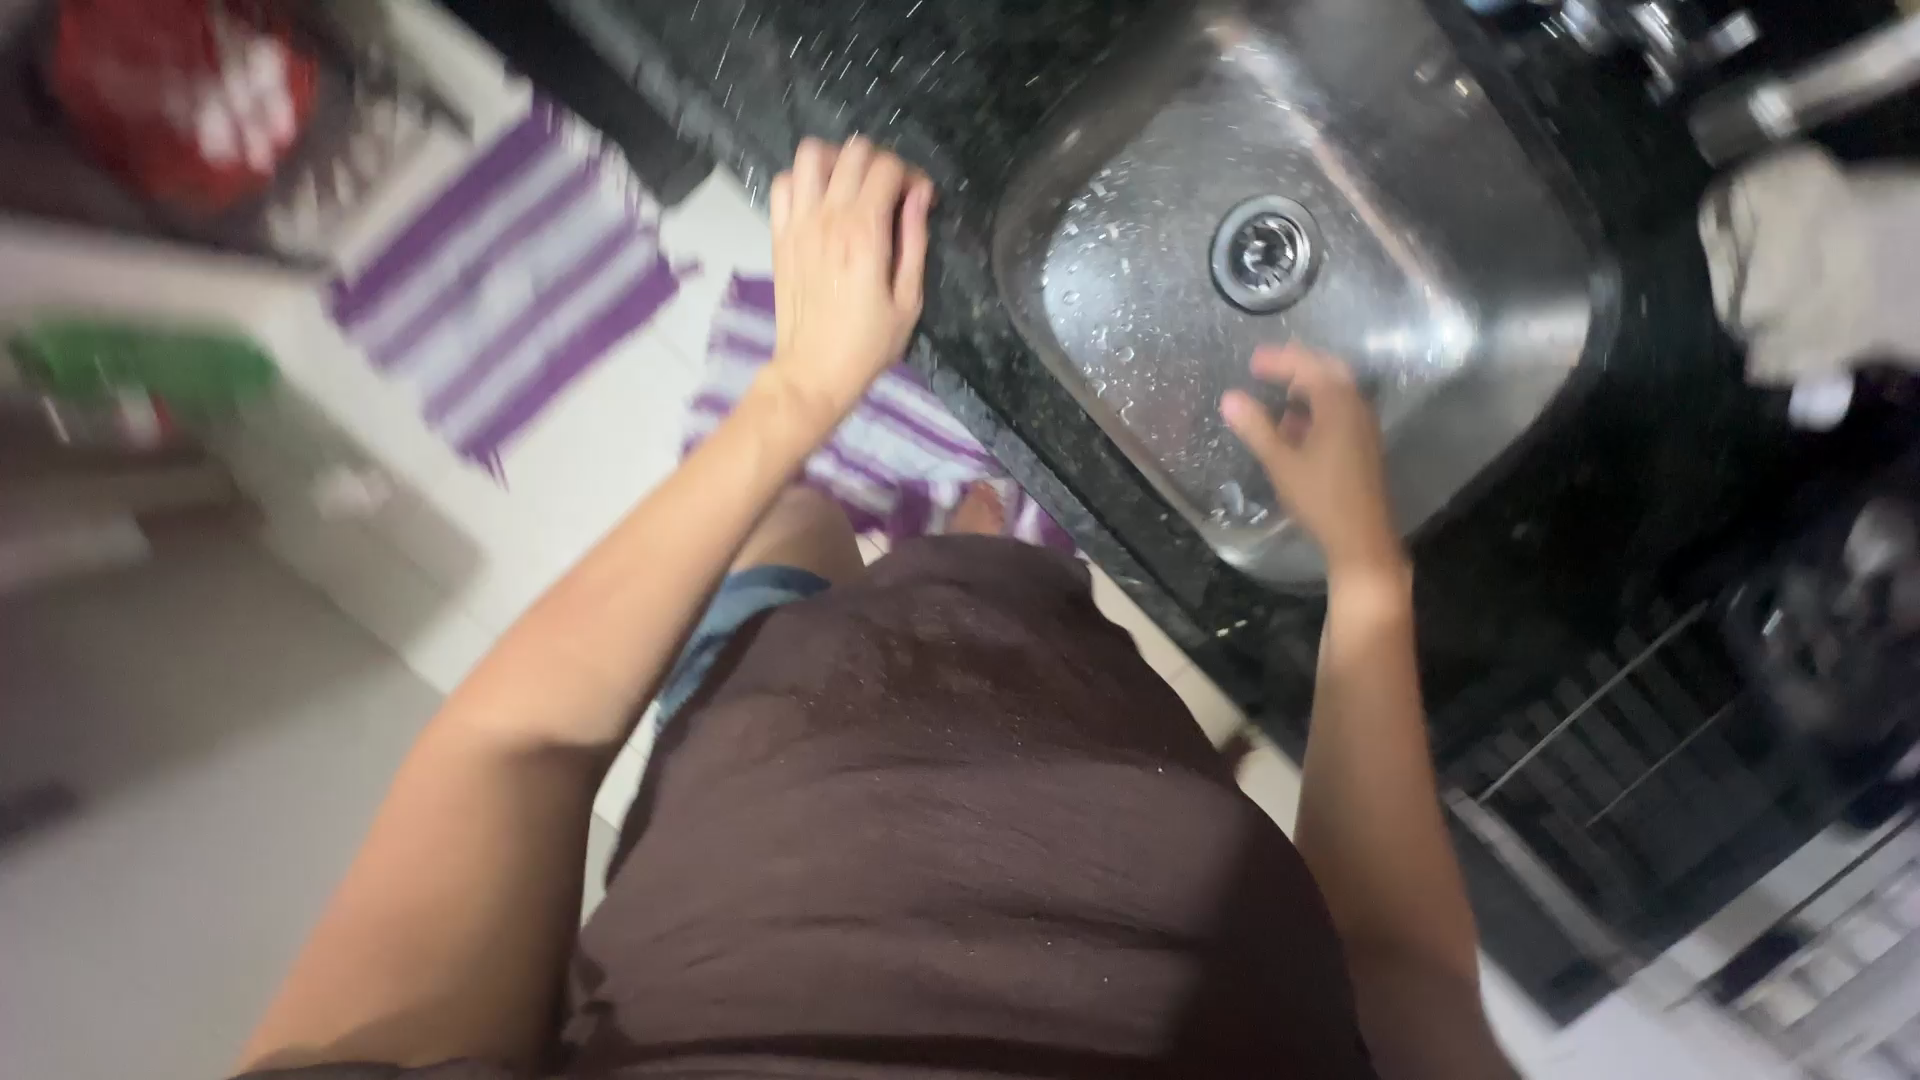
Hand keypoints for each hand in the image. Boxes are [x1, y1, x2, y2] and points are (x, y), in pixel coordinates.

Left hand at [762, 135, 934, 430]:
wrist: (814, 371)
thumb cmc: (867, 345)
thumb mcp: (908, 301)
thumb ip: (915, 242)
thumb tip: (919, 196)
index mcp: (865, 233)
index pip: (888, 169)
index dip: (911, 176)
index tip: (920, 200)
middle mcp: (828, 217)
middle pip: (853, 152)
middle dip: (880, 163)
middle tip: (890, 193)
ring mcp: (798, 223)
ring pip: (812, 155)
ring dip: (838, 161)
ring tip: (852, 187)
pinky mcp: (779, 235)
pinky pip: (784, 183)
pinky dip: (803, 181)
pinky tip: (819, 203)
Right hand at [1220, 345, 1406, 581]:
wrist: (1360, 537)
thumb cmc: (1319, 498)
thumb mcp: (1280, 462)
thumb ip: (1255, 427)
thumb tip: (1229, 397)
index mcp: (1338, 405)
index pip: (1308, 367)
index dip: (1279, 361)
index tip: (1251, 362)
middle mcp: (1356, 408)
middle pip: (1328, 371)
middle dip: (1297, 365)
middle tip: (1266, 366)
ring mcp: (1363, 426)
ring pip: (1336, 391)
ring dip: (1308, 385)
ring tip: (1277, 392)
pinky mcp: (1362, 444)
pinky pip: (1339, 409)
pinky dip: (1316, 405)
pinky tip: (1295, 424)